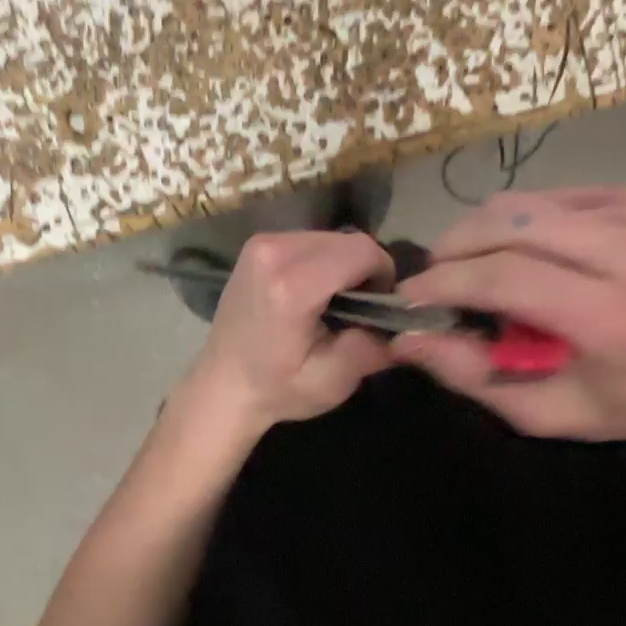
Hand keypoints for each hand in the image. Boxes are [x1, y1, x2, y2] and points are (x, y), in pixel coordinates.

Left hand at [173, 231, 396, 434]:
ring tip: (334, 302)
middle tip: (358, 308)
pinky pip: (310, 240)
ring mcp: (261, 243)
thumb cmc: (277, 389)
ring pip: (331, 237)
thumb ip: (373, 346)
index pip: (362, 251)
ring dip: (343, 264)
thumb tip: (402, 320)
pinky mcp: (257, 244)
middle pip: (348, 240)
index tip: (377, 307)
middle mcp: (273, 252)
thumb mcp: (334, 381)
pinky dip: (322, 260)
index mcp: (291, 286)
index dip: (382, 275)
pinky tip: (313, 292)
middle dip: (363, 270)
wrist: (223, 385)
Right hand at [392, 188, 625, 447]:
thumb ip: (471, 375)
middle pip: (509, 226)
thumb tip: (404, 338)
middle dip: (453, 249)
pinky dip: (514, 223)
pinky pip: (543, 198)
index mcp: (622, 320)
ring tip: (473, 270)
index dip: (447, 281)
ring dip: (479, 234)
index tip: (408, 296)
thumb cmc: (623, 403)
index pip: (511, 278)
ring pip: (520, 204)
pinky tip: (521, 255)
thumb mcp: (543, 412)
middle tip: (433, 281)